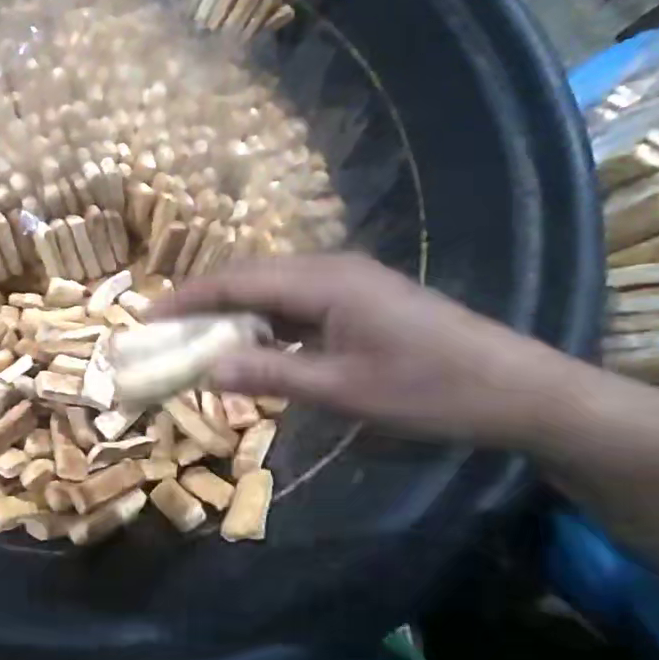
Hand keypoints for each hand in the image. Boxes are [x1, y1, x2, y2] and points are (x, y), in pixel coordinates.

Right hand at [155, 254, 591, 446]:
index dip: (187, 298)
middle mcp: (331, 269)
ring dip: (236, 316)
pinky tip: (256, 349)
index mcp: (324, 281)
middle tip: (165, 334)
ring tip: (198, 344)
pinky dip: (269, 325)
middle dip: (205, 305)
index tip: (146, 317)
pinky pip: (299, 306)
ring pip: (274, 292)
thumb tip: (206, 368)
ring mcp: (350, 283)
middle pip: (252, 279)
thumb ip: (272, 375)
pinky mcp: (362, 301)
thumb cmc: (428, 389)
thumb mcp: (344, 390)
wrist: (512, 387)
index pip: (237, 280)